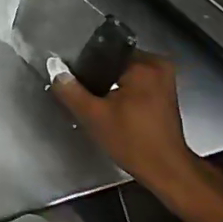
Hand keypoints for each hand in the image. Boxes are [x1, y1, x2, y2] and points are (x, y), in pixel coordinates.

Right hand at [50, 52, 202, 194]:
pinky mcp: (166, 93)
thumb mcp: (95, 117)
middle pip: (116, 61)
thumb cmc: (132, 141)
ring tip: (95, 101)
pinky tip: (112, 108)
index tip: (75, 77)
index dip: (87, 62)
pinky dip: (124, 92)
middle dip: (99, 75)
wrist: (167, 171)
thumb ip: (71, 91)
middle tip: (84, 92)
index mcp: (144, 64)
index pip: (106, 51)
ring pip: (126, 73)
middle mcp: (158, 65)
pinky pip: (138, 83)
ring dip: (111, 84)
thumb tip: (55, 69)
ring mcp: (165, 79)